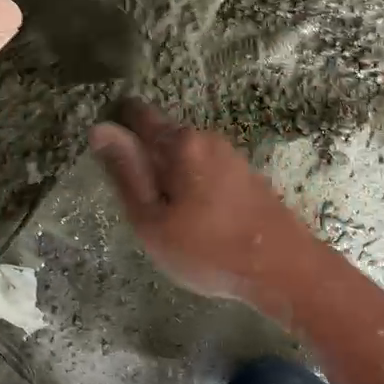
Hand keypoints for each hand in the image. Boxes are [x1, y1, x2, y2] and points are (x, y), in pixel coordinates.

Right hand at [89, 99, 313, 302]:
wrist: (283, 268)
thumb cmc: (208, 249)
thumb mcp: (152, 219)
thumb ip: (126, 173)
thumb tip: (100, 128)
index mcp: (181, 143)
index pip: (139, 115)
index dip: (118, 128)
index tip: (107, 157)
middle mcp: (208, 139)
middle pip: (164, 137)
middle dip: (145, 158)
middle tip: (136, 204)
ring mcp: (232, 157)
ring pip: (186, 156)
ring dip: (170, 175)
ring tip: (165, 217)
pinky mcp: (247, 177)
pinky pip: (206, 171)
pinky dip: (192, 186)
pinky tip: (195, 219)